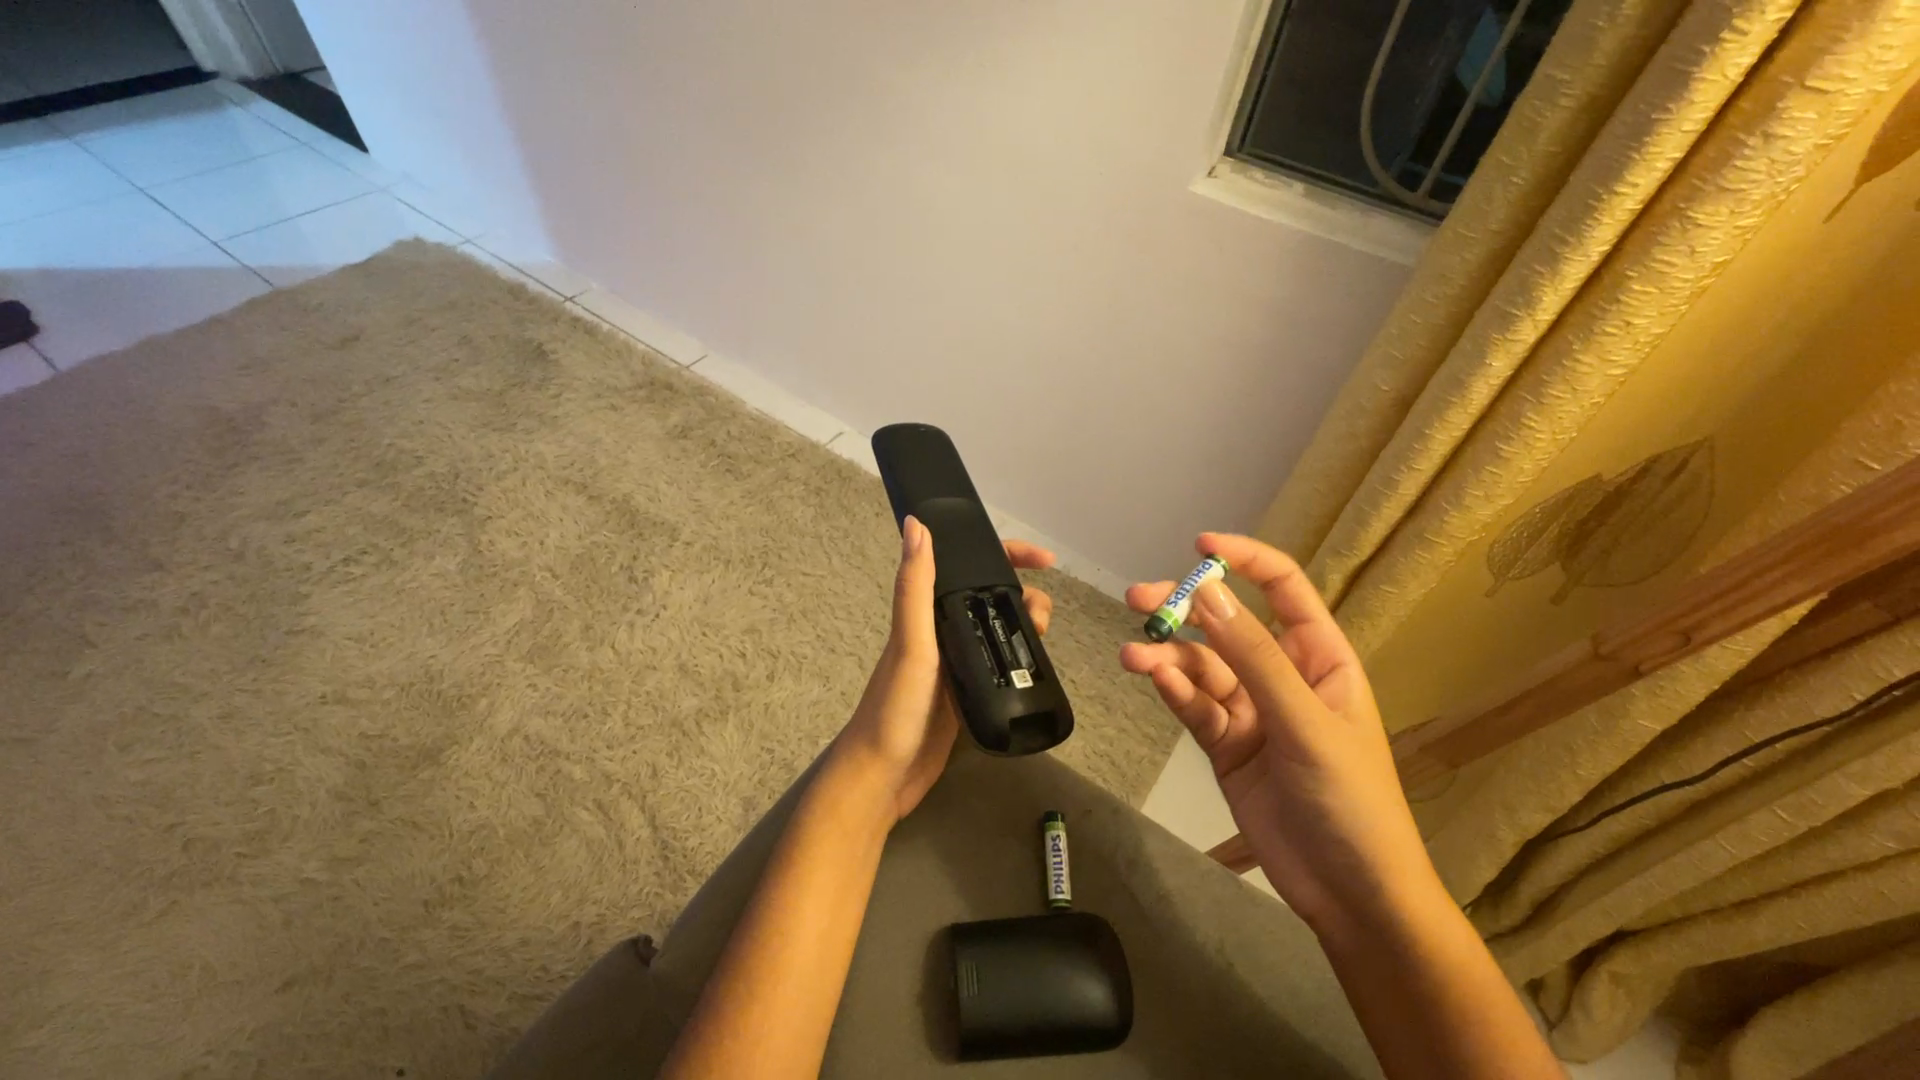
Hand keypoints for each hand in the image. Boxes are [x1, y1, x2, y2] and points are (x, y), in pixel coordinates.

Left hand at [831, 516, 1055, 821]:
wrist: (882, 777)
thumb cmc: (894, 708)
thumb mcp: (910, 645)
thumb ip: (915, 587)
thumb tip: (918, 523)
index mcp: (926, 614)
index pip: (970, 568)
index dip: (1008, 556)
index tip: (1046, 560)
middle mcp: (940, 633)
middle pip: (990, 598)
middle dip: (1025, 595)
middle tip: (1044, 618)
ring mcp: (954, 665)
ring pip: (996, 630)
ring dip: (1025, 625)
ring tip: (1044, 639)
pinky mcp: (964, 695)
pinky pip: (998, 665)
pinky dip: (1019, 658)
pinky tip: (1036, 667)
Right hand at [1119, 534, 1440, 937]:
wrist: (1351, 891)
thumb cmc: (1350, 799)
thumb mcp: (1305, 722)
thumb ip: (1254, 658)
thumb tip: (1208, 591)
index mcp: (1320, 658)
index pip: (1282, 589)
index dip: (1244, 560)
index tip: (1199, 546)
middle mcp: (1283, 676)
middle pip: (1227, 625)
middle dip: (1184, 609)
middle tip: (1137, 599)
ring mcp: (1252, 712)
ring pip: (1201, 668)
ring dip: (1168, 657)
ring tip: (1133, 657)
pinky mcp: (1226, 746)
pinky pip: (1194, 707)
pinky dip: (1173, 692)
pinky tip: (1154, 681)